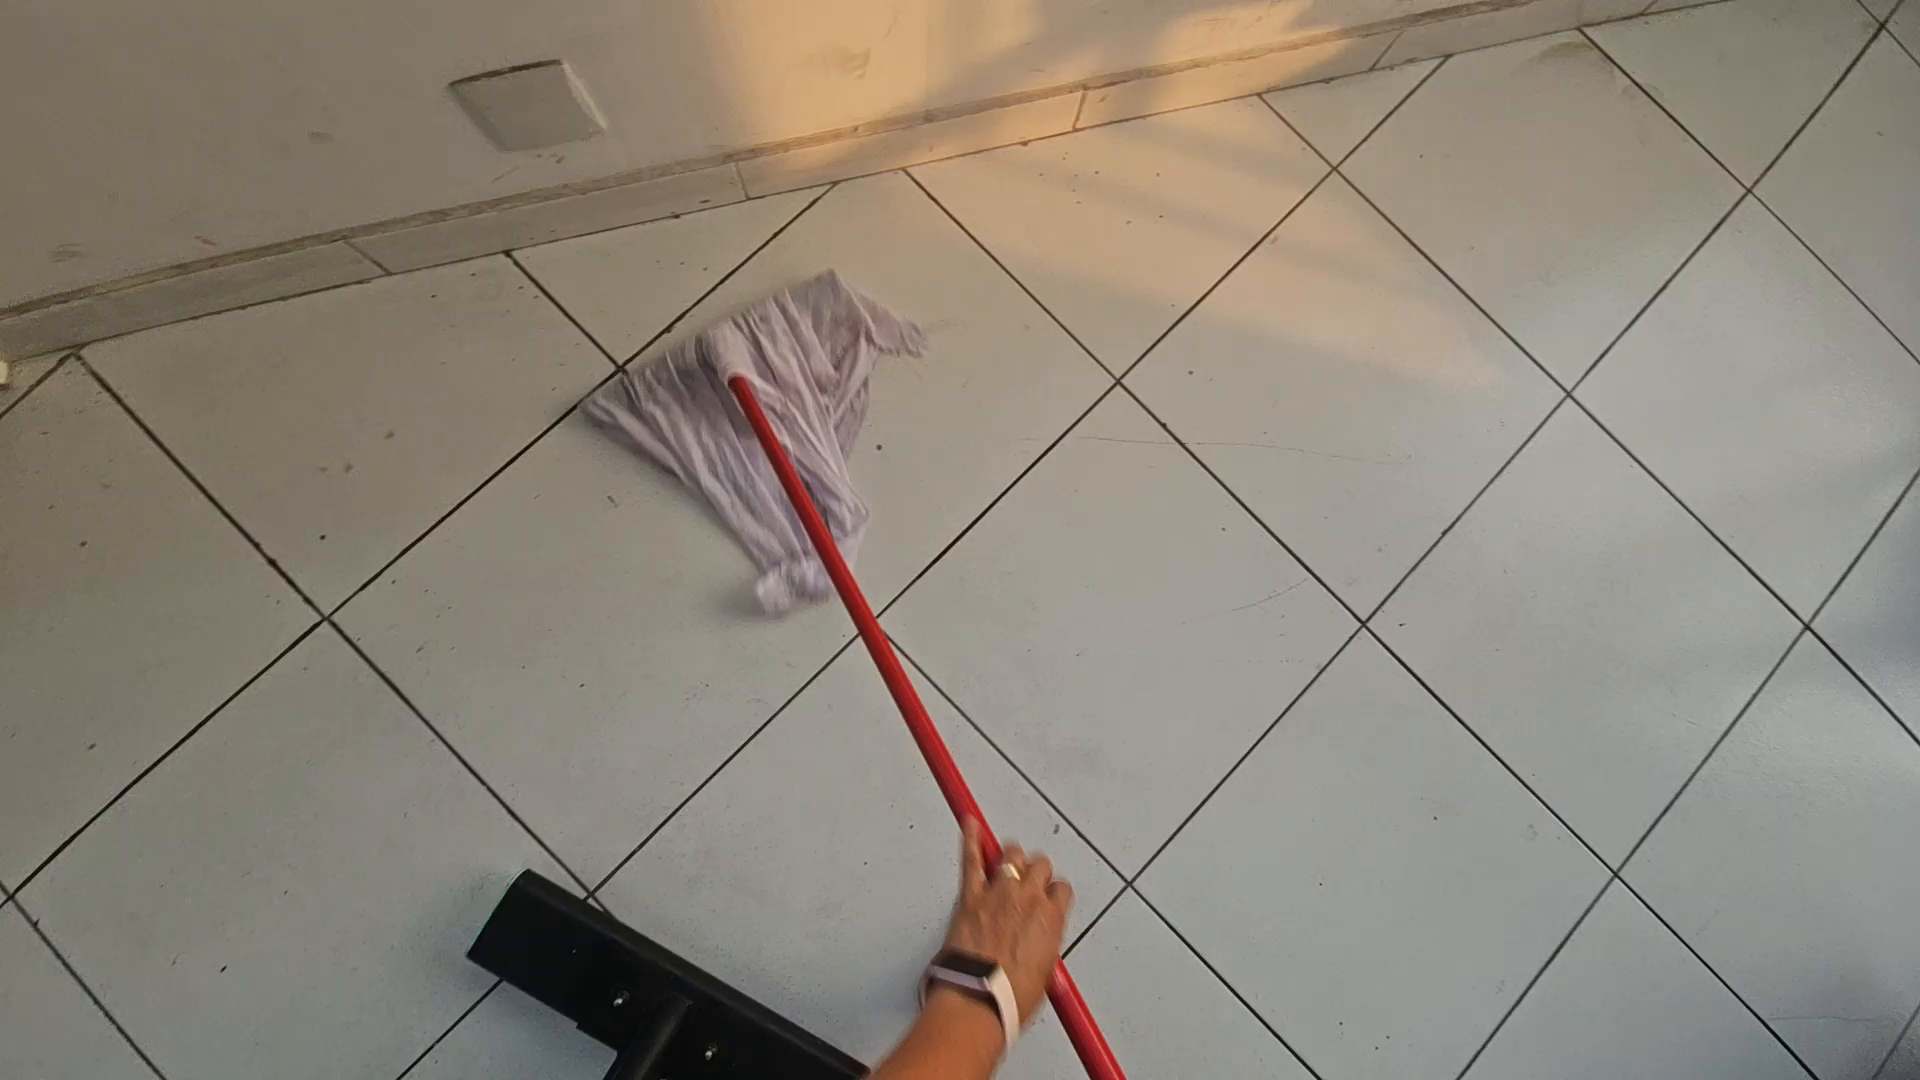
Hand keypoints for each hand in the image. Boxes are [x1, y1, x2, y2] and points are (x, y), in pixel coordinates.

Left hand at [939, 819, 1074, 1023]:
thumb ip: (1043, 947)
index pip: (1061, 888)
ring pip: (1011, 853)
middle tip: (1027, 881)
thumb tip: (1038, 947)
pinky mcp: (972, 894)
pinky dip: (971, 839)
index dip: (1053, 892)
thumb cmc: (1011, 995)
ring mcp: (999, 892)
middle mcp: (1028, 898)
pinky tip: (970, 824)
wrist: (980, 998)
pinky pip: (972, 859)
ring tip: (1006, 861)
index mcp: (1051, 918)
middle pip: (1039, 864)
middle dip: (1035, 871)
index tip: (1048, 896)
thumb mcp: (1044, 974)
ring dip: (1011, 856)